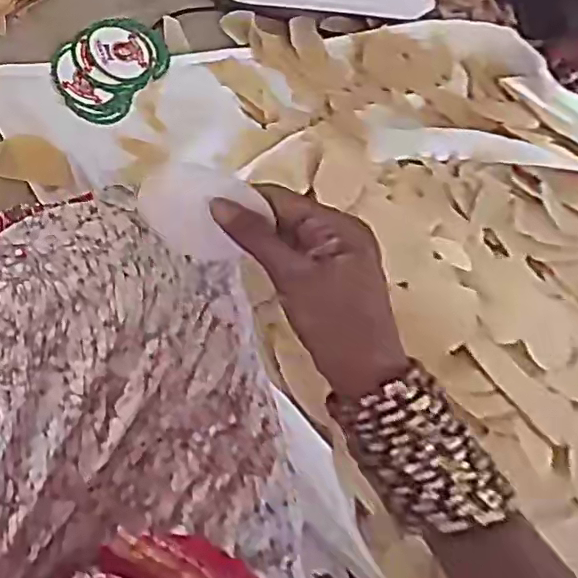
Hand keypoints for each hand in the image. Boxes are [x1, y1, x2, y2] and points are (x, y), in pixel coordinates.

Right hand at [212, 186, 407, 397]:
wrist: (367, 379)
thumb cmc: (333, 323)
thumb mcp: (290, 276)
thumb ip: (254, 235)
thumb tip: (217, 202)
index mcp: (340, 225)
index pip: (283, 198)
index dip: (246, 199)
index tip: (209, 205)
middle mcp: (341, 231)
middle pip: (284, 212)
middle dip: (251, 218)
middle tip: (211, 223)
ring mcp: (337, 253)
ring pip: (286, 232)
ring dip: (258, 235)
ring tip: (222, 237)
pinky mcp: (329, 272)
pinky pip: (293, 250)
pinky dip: (271, 252)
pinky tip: (248, 257)